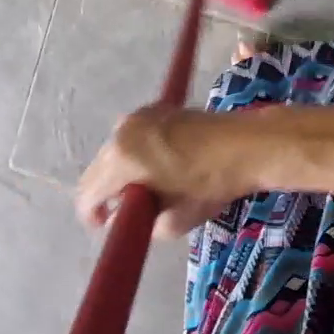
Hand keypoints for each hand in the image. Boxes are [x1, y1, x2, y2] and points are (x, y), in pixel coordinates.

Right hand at [75, 105, 256, 238]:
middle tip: (131, 209)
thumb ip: (142, 225)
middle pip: (98, 169)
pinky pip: (131, 136)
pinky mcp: (155, 108)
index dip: (92, 215)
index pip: (88, 193)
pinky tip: (159, 165)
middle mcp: (122, 132)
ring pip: (113, 151)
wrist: (245, 143)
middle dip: (107, 192)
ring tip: (147, 187)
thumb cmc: (210, 184)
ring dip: (121, 171)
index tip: (106, 226)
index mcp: (122, 159)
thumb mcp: (175, 220)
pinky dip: (135, 152)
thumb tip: (127, 218)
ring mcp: (138, 115)